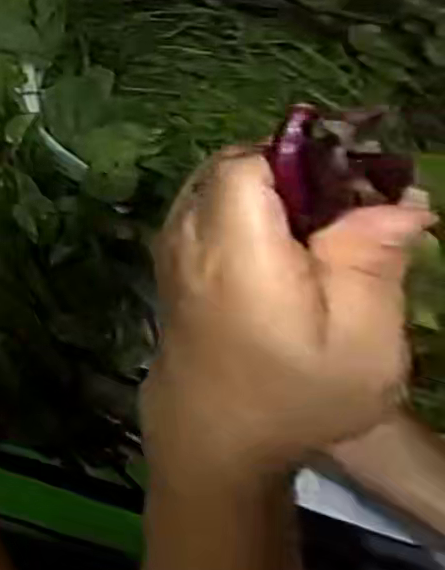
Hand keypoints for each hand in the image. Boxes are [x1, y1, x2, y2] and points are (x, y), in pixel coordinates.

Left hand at [143, 150, 434, 477]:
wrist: (214, 415)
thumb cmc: (295, 384)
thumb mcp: (360, 333)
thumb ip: (368, 259)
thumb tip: (397, 200)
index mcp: (229, 244)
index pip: (244, 166)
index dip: (300, 154)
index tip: (365, 166)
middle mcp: (185, 231)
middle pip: (226, 169)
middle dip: (293, 166)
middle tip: (367, 192)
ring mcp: (170, 242)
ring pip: (214, 186)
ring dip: (273, 186)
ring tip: (345, 217)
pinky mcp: (172, 256)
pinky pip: (205, 209)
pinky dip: (249, 206)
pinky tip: (301, 237)